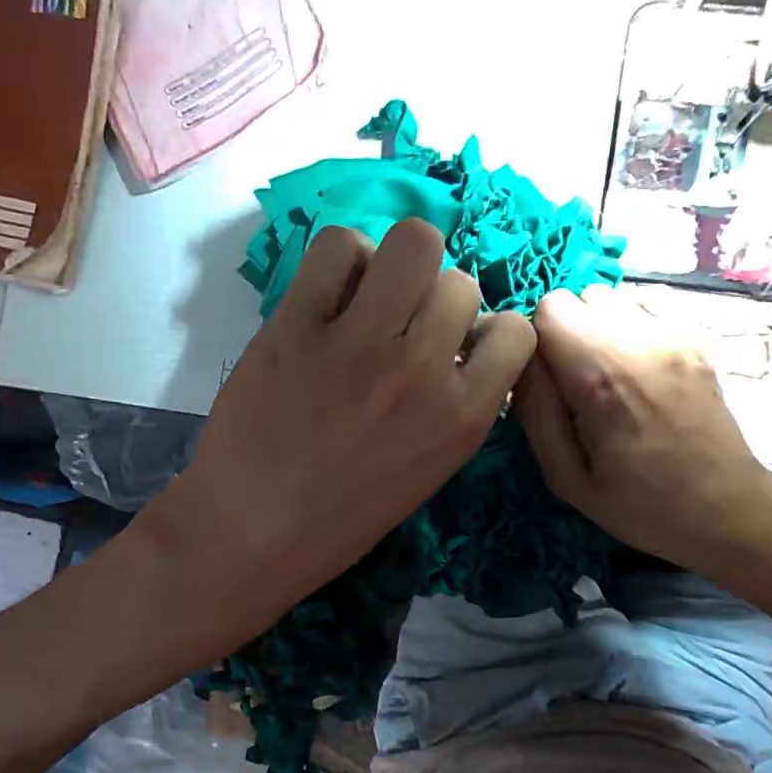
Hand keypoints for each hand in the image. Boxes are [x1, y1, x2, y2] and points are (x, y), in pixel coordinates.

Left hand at [138, 219, 535, 640]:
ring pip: (414, 243)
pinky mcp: (297, 322)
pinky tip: (333, 290)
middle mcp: (422, 368)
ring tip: (375, 293)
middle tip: (408, 323)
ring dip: (402, 263)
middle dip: (441, 299)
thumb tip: (468, 347)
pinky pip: (339, 245)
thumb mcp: (434, 467)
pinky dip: (344, 257)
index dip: (490, 332)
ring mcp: (359, 341)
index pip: (517, 332)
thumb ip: (461, 404)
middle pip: (463, 283)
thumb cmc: (350, 513)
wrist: (254, 529)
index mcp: (463, 415)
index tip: (463, 346)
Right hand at [514, 285, 771, 585]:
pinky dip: (634, 328)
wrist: (728, 509)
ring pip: (615, 299)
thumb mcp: (569, 479)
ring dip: (602, 329)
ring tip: (615, 380)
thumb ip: (536, 411)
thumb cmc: (643, 506)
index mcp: (602, 375)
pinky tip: (644, 372)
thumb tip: (522, 361)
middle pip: (582, 297)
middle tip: (581, 386)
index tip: (550, 384)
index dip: (538, 343)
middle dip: (569, 334)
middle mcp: (641, 338)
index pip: (549, 308)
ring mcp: (676, 333)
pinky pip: (648, 308)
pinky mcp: (698, 337)